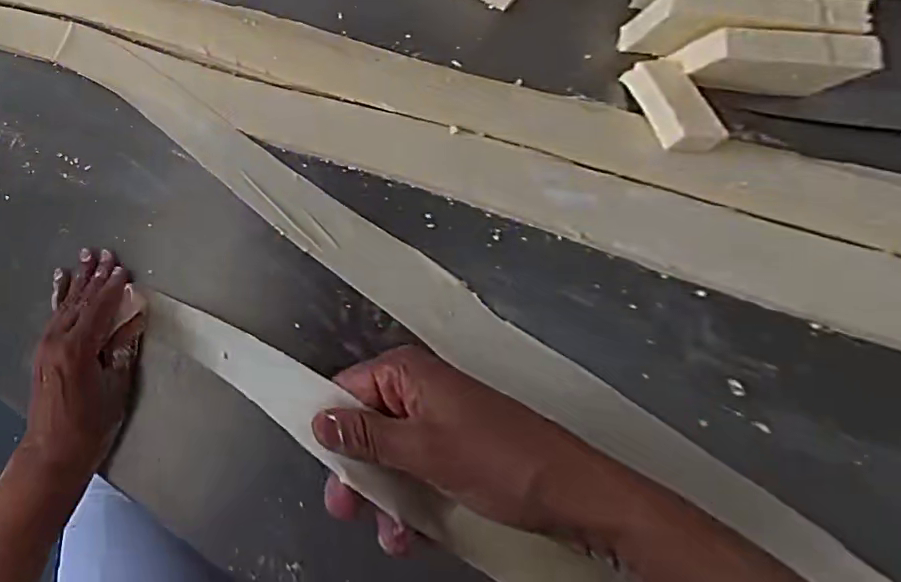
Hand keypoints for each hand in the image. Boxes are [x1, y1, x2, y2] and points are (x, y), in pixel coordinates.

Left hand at [19, 248, 144, 479]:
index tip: (123, 269)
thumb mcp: (115, 389)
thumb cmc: (88, 429)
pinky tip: (62, 279)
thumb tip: (135, 318)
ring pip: (67, 303)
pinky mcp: (42, 349)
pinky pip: (54, 314)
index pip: (100, 308)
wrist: (51, 453)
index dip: (113, 287)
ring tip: (86, 256)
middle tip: (106, 253)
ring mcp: (47, 342)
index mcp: (78, 348)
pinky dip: (61, 295)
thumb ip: (122, 350)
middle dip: (96, 276)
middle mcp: (58, 339)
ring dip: (80, 280)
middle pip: (82, 300)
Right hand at [311, 345, 635, 556]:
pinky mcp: (455, 448)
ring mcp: (437, 419)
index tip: (320, 457)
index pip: (346, 388)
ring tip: (391, 529)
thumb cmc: (508, 460)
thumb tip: (323, 423)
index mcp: (405, 372)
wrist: (580, 497)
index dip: (330, 424)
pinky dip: (412, 499)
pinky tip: (413, 528)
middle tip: (346, 502)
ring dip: (386, 494)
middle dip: (358, 470)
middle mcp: (418, 389)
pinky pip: (416, 469)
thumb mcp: (423, 450)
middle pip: (365, 424)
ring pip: (390, 454)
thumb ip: (366, 436)